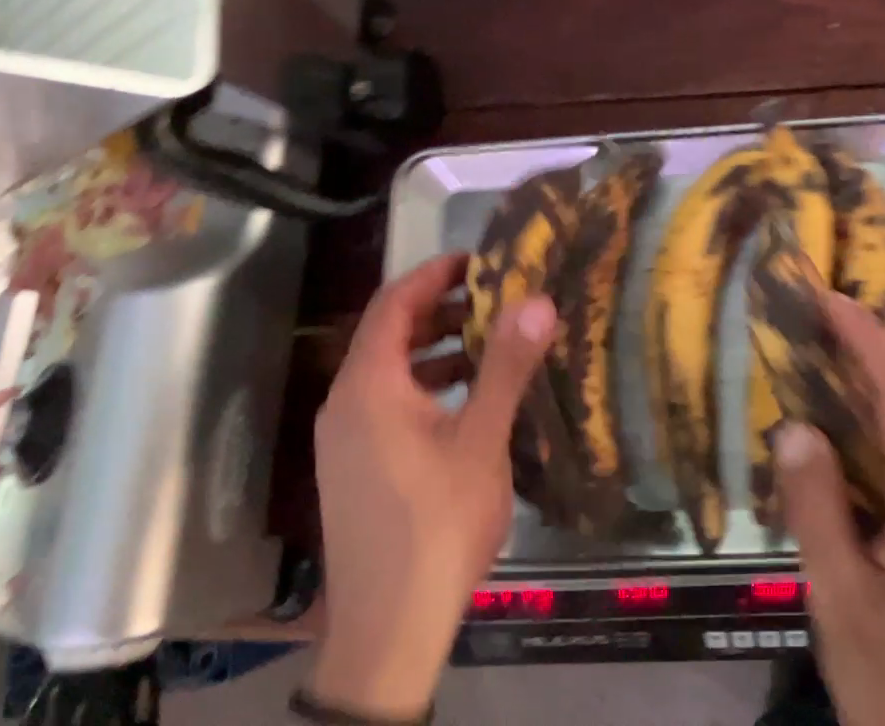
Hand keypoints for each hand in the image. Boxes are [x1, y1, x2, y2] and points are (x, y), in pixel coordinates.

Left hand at [307, 255, 555, 719]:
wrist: (389, 625)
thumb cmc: (437, 523)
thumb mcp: (481, 440)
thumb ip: (505, 367)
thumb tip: (538, 299)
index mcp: (368, 387)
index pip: (393, 303)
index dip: (435, 273)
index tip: (481, 259)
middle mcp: (346, 404)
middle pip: (389, 334)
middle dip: (442, 310)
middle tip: (498, 299)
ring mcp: (346, 439)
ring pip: (390, 372)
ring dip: (438, 350)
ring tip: (492, 345)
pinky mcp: (356, 467)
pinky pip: (389, 403)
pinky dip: (428, 386)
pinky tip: (470, 403)